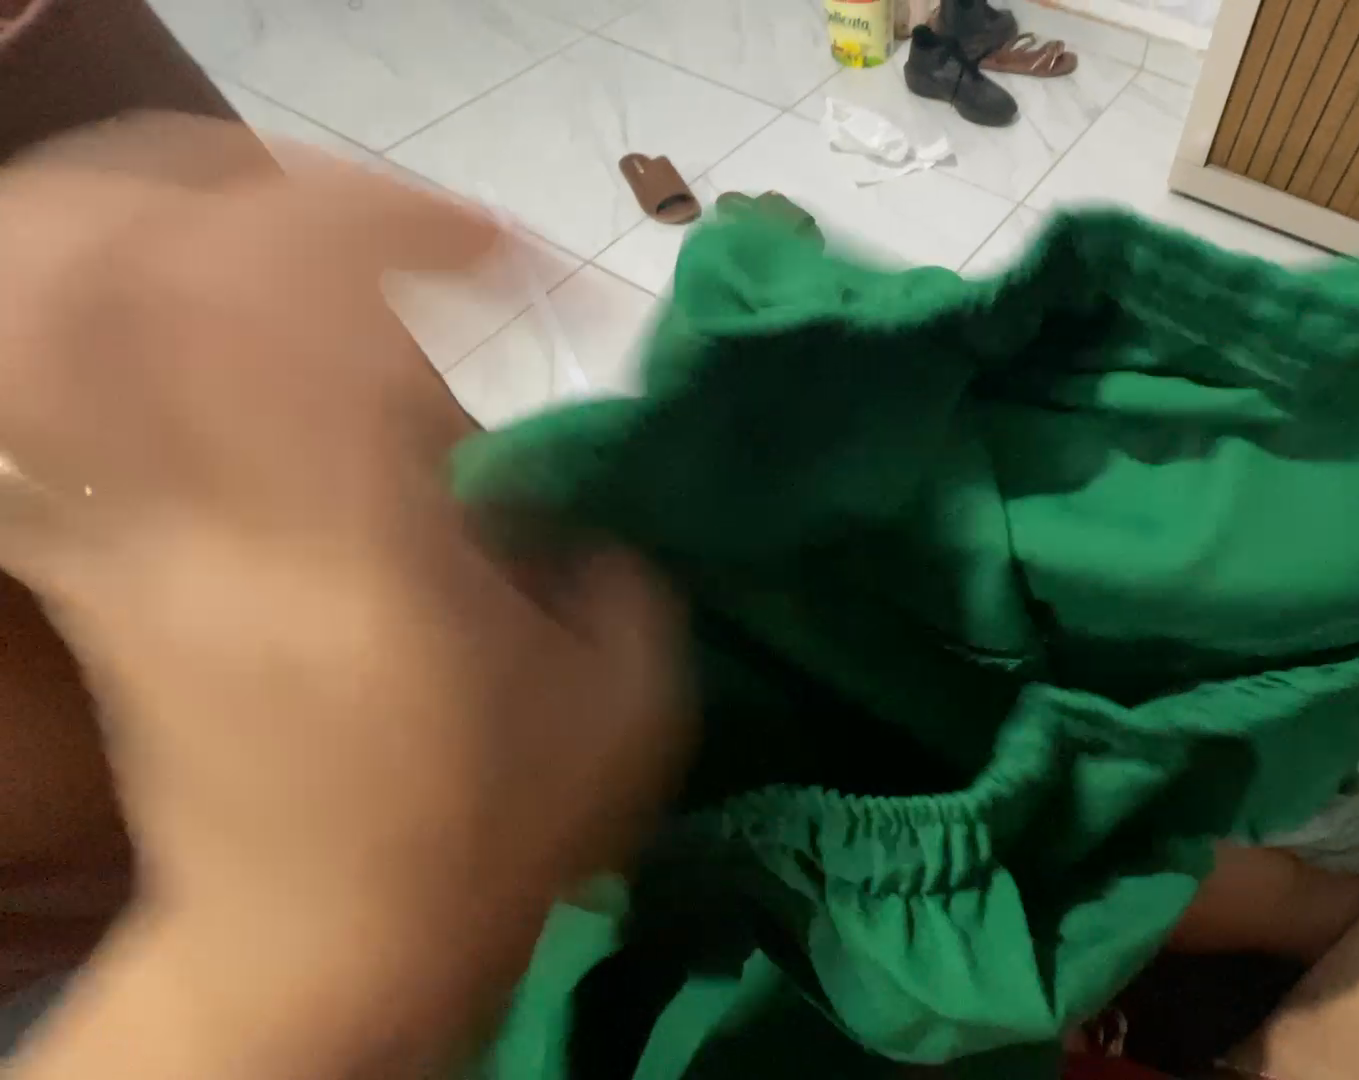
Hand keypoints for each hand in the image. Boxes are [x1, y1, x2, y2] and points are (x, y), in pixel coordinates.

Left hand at [0, 117, 688, 1008]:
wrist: (334, 941)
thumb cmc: (505, 818)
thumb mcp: (623, 684)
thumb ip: (608, 544)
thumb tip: (564, 455)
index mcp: (354, 556)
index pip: (296, 313)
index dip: (394, 227)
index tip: (502, 246)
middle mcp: (203, 525)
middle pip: (118, 269)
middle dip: (257, 193)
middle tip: (392, 218)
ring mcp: (122, 541)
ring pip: (48, 309)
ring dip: (171, 229)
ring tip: (307, 239)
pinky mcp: (100, 563)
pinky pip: (53, 386)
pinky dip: (125, 309)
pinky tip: (231, 320)